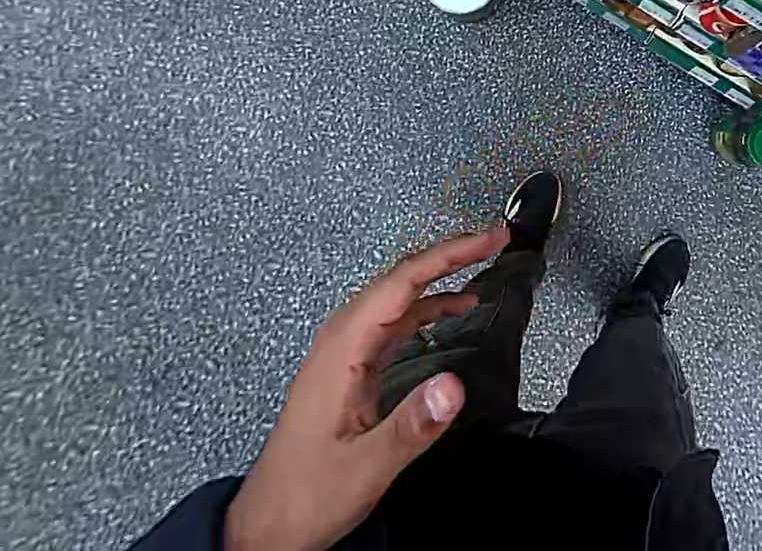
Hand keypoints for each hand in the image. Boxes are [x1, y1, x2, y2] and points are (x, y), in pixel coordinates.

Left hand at [225, 226, 510, 550]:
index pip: (407, 278)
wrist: (264, 529)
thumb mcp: (364, 468)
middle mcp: (346, 334)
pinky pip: (400, 315)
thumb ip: (410, 426)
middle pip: (406, 274)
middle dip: (455, 251)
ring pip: (403, 291)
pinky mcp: (356, 360)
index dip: (453, 252)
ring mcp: (349, 346)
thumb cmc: (306, 496)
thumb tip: (455, 384)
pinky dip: (433, 302)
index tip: (492, 239)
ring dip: (445, 272)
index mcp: (345, 344)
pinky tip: (457, 306)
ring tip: (485, 260)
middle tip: (497, 240)